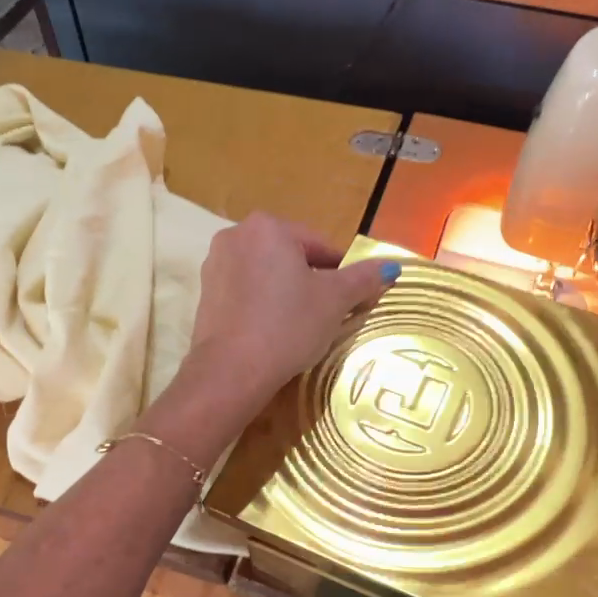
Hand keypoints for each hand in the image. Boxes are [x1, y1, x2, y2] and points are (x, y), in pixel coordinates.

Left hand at [180, 213, 396, 414]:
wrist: (232, 370)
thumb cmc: (289, 325)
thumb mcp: (336, 300)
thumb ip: (365, 278)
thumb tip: (392, 267)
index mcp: (268, 226)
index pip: (320, 246)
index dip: (342, 275)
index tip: (353, 301)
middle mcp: (236, 236)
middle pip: (291, 258)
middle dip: (313, 283)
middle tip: (329, 317)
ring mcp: (215, 266)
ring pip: (268, 276)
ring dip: (288, 295)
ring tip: (303, 328)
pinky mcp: (205, 296)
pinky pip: (246, 294)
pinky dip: (264, 307)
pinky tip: (275, 334)